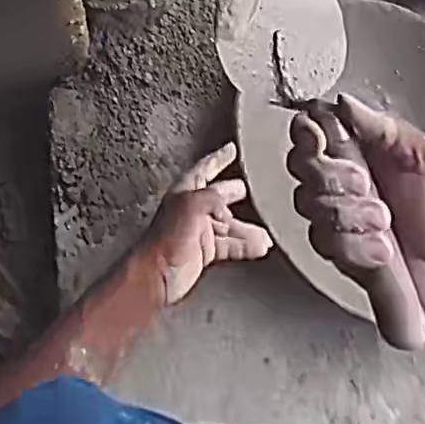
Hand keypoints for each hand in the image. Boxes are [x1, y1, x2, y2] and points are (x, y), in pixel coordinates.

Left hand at [142, 143, 272, 303]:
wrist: (157, 274)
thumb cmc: (165, 240)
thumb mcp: (190, 207)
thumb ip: (210, 197)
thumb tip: (224, 198)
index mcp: (185, 192)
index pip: (205, 168)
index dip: (218, 158)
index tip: (230, 149)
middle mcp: (192, 209)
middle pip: (219, 196)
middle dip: (234, 192)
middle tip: (250, 189)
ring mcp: (198, 230)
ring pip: (229, 225)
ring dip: (248, 229)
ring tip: (266, 232)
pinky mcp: (204, 250)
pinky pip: (230, 245)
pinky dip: (245, 246)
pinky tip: (259, 248)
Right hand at [286, 94, 424, 326]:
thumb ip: (382, 127)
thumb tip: (344, 102)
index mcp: (357, 149)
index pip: (309, 129)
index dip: (306, 133)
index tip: (320, 140)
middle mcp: (338, 178)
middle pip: (300, 164)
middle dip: (331, 176)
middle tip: (365, 184)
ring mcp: (334, 212)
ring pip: (309, 202)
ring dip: (350, 214)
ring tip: (384, 221)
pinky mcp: (336, 248)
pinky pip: (324, 239)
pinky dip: (355, 245)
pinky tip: (380, 248)